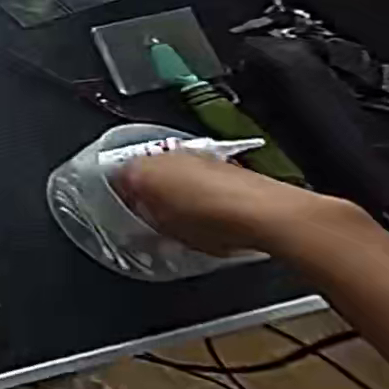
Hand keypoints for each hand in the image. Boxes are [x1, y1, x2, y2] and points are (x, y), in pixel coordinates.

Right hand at [114, 151, 359, 255]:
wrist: (272, 216)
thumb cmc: (213, 222)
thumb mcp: (167, 232)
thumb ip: (149, 221)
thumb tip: (149, 222)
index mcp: (135, 169)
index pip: (115, 181)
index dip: (123, 200)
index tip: (131, 214)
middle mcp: (162, 156)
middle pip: (147, 173)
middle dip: (151, 191)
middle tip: (159, 216)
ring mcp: (197, 157)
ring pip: (176, 173)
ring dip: (180, 190)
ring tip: (191, 218)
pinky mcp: (227, 164)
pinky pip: (205, 177)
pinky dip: (206, 191)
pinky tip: (218, 215)